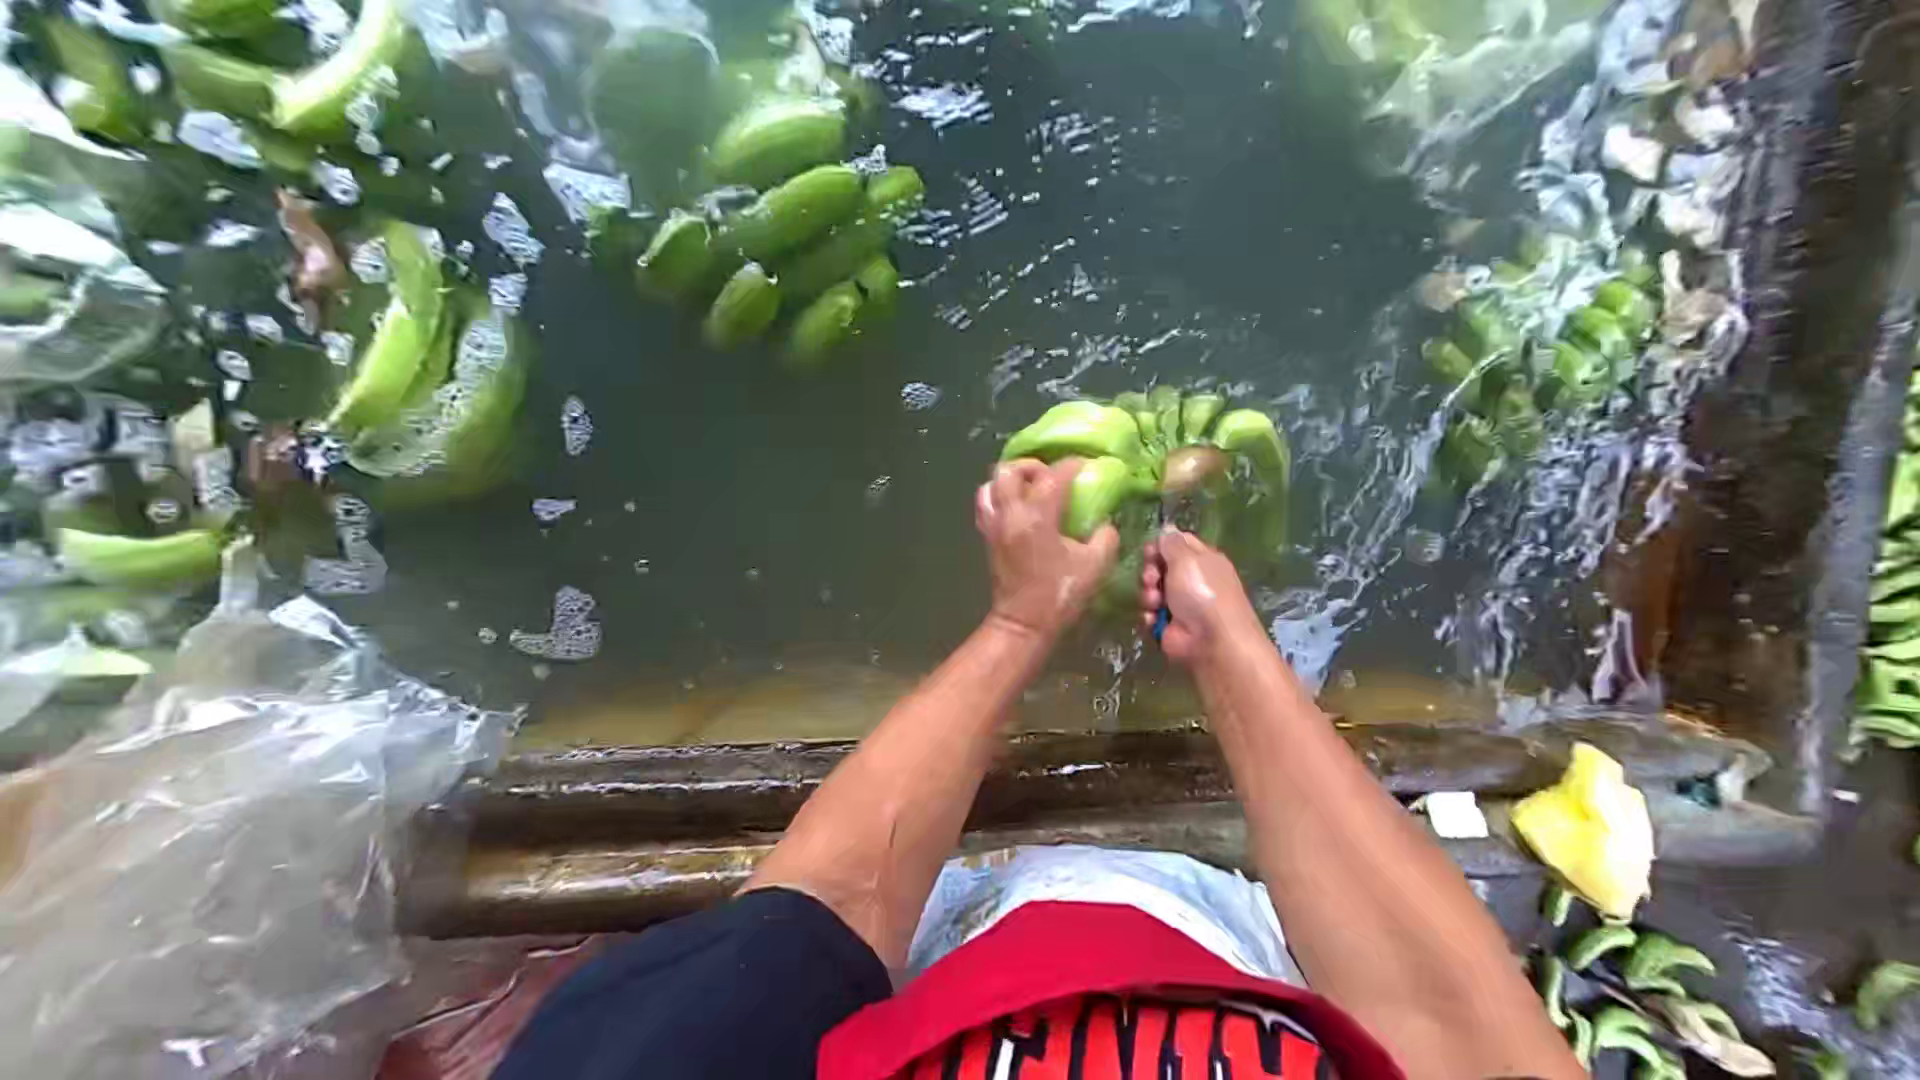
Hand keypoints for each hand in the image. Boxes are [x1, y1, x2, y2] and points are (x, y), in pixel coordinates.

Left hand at [976, 458, 1120, 639]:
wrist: (1023, 624)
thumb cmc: (1058, 595)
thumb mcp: (1094, 566)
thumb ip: (1105, 538)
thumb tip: (1105, 524)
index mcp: (1036, 517)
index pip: (1052, 476)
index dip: (1071, 466)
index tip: (1085, 466)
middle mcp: (1009, 514)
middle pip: (1010, 470)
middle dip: (1033, 466)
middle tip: (1051, 476)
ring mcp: (994, 525)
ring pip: (991, 484)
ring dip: (1010, 479)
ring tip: (1031, 487)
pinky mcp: (987, 538)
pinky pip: (985, 504)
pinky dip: (998, 496)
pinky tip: (1017, 506)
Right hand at [1141, 528, 1266, 664]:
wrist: (1211, 641)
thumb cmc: (1202, 593)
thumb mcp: (1187, 559)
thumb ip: (1172, 543)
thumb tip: (1167, 528)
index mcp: (1202, 559)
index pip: (1176, 543)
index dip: (1160, 545)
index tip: (1149, 551)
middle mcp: (1191, 579)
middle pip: (1159, 566)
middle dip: (1150, 571)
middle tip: (1152, 578)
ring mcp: (1180, 603)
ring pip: (1151, 589)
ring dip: (1147, 594)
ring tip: (1154, 601)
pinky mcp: (1168, 624)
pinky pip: (1149, 612)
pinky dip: (1149, 615)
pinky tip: (1154, 619)